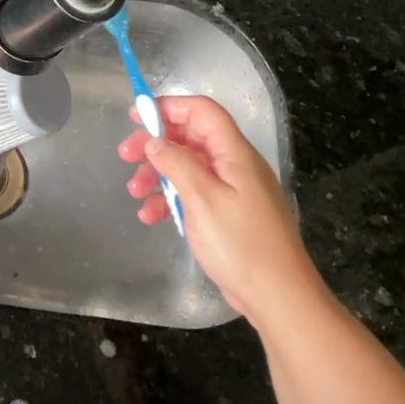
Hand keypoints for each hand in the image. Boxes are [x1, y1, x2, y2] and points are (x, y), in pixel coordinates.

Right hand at [119, 95, 321, 320]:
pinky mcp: (228, 215)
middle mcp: (235, 166)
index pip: (202, 112)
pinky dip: (170, 200)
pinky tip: (151, 216)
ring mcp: (233, 191)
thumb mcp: (202, 199)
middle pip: (191, 138)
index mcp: (235, 154)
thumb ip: (176, 164)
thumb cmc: (241, 243)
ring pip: (188, 168)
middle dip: (156, 144)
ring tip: (134, 192)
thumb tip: (155, 141)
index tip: (136, 116)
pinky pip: (193, 195)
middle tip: (125, 155)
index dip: (169, 107)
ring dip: (158, 175)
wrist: (279, 296)